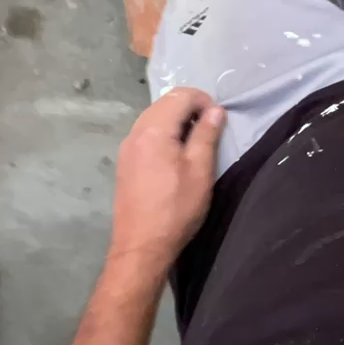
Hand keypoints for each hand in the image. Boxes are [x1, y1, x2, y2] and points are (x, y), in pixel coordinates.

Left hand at [108, 88, 225, 274]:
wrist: (141, 248)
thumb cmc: (176, 209)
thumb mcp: (200, 170)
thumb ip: (206, 134)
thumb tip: (216, 110)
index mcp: (153, 130)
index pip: (180, 95)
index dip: (204, 100)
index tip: (218, 121)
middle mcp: (136, 132)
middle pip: (165, 102)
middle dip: (190, 107)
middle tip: (210, 129)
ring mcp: (127, 147)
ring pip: (155, 116)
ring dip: (177, 119)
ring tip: (195, 142)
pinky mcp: (125, 161)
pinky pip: (146, 132)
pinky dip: (164, 132)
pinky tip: (176, 154)